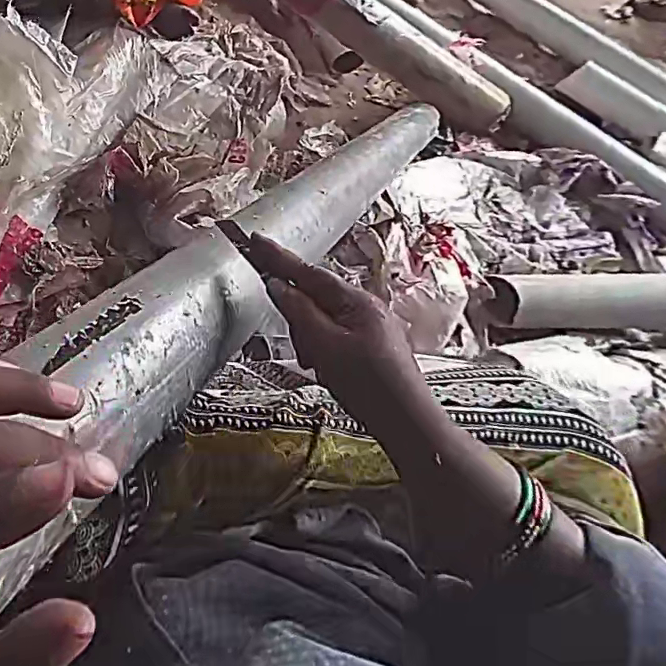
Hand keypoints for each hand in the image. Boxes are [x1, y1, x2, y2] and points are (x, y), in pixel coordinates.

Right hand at [234, 230, 427, 425]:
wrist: (410, 425)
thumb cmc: (368, 384)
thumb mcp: (324, 345)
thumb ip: (298, 310)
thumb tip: (276, 284)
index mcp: (356, 301)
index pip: (308, 272)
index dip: (278, 257)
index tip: (255, 239)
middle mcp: (365, 306)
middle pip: (315, 295)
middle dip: (297, 315)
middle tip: (297, 343)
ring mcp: (372, 325)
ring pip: (323, 316)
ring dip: (309, 336)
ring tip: (315, 363)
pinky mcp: (373, 344)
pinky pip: (334, 332)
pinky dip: (321, 345)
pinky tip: (325, 367)